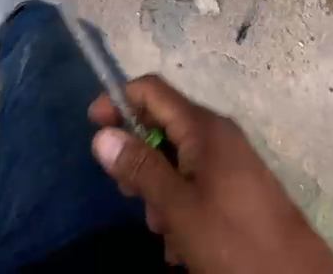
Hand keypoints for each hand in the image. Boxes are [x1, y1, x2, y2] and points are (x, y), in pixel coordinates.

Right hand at [90, 77, 332, 273]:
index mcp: (204, 127)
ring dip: (159, 191)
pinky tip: (182, 244)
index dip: (118, 101)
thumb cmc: (234, 240)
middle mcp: (218, 135)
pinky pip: (196, 184)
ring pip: (176, 161)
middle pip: (162, 125)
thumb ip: (140, 168)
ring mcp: (231, 163)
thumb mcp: (179, 207)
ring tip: (162, 230)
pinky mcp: (238, 190)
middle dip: (139, 158)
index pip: (151, 89)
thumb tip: (101, 134)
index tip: (94, 129)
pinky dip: (181, 206)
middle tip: (128, 194)